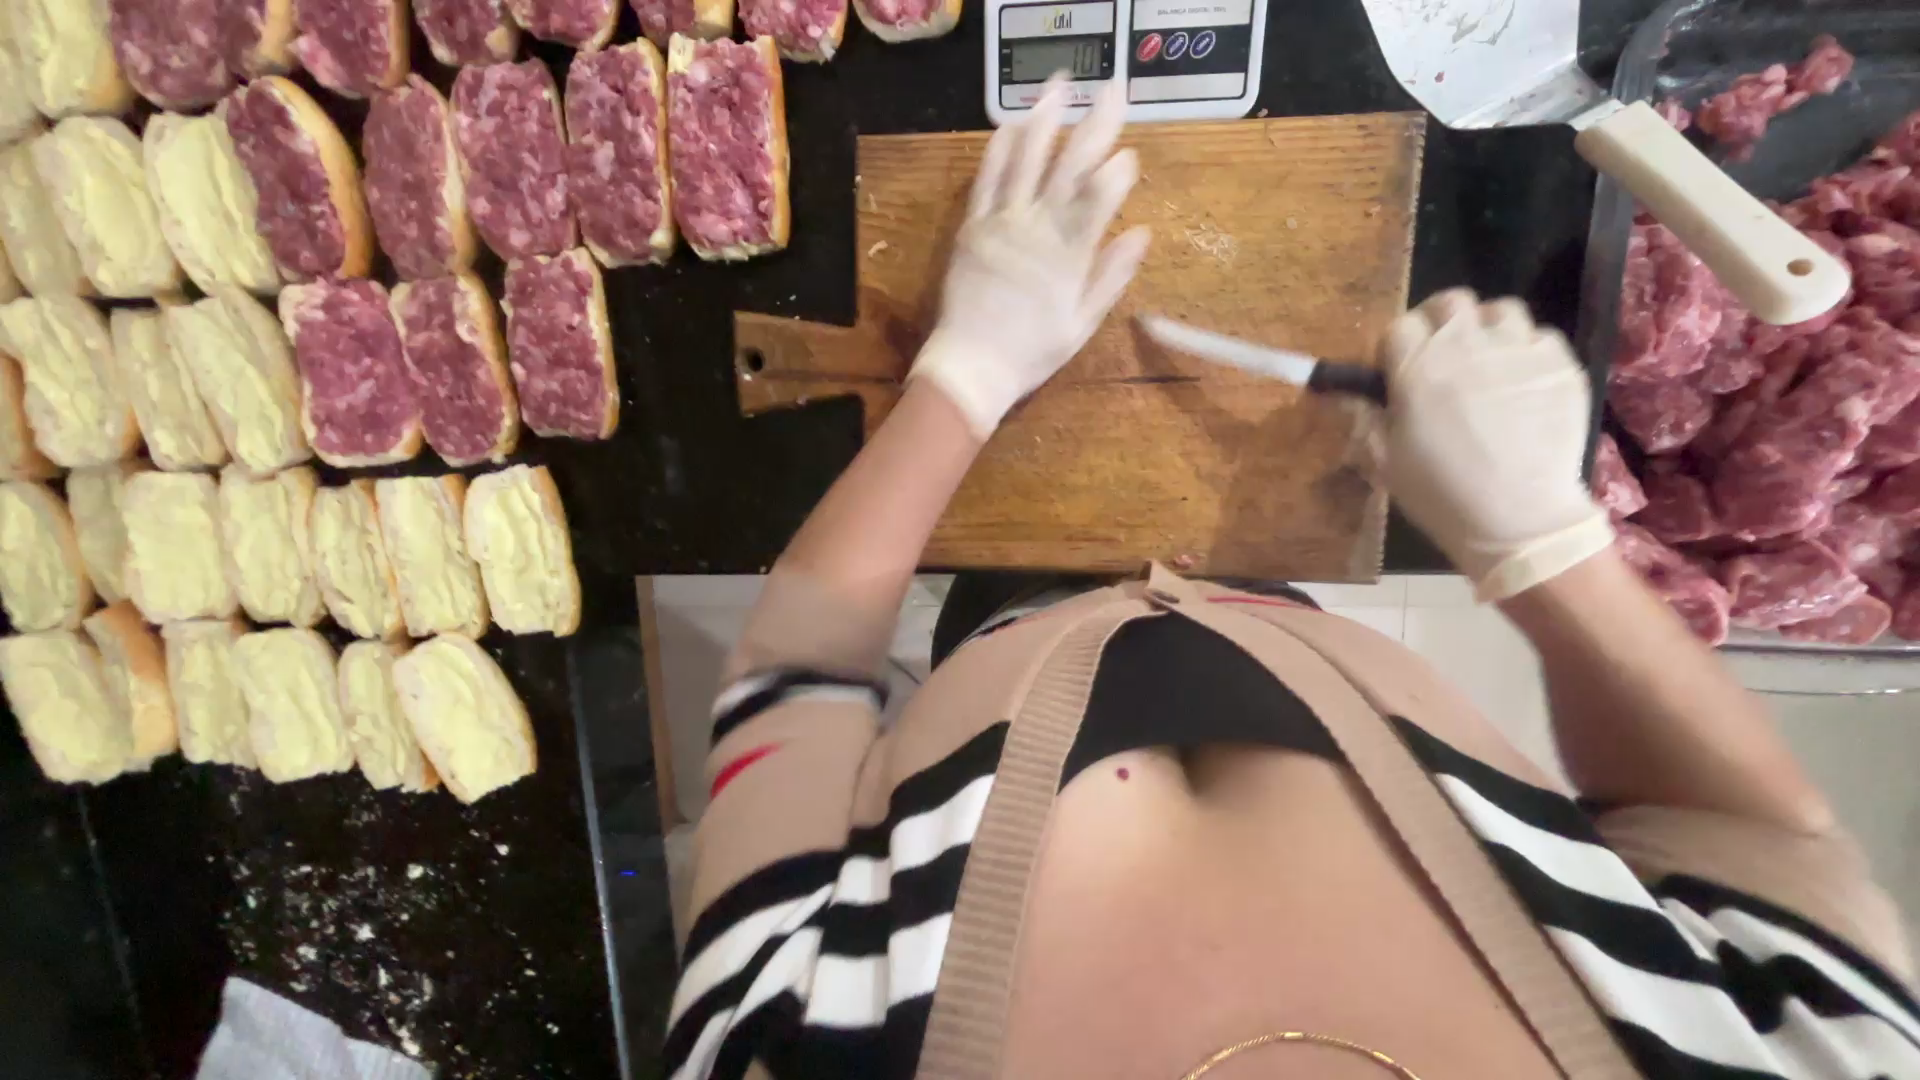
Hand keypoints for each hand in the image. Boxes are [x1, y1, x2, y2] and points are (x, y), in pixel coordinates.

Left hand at [908, 76, 1152, 438]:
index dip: (1116, 172)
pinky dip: (1000, 148)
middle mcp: (1036, 229)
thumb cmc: (1031, 352)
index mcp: (1068, 256)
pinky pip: (986, 178)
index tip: (1131, 154)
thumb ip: (1110, 276)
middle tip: (1114, 89)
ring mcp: (1000, 223)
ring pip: (1025, 160)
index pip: (1099, 198)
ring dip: (1045, 118)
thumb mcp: (1081, 324)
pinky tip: (1012, 124)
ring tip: (1060, 85)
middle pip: (1069, 166)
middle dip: (1095, 124)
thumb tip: (1142, 233)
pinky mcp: (972, 226)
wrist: (970, 366)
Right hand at [1380, 288, 1612, 600]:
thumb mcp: (1384, 459)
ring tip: (1484, 359)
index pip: (1398, 326)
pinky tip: (1519, 381)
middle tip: (1438, 353)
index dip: (1395, 344)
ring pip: (1499, 310)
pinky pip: (1539, 336)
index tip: (1396, 367)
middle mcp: (1466, 348)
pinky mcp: (1559, 364)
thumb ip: (1369, 417)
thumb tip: (1352, 395)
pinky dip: (1524, 351)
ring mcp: (1518, 351)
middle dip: (1438, 321)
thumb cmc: (1438, 493)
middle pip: (1449, 302)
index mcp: (1416, 370)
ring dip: (1485, 328)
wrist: (1517, 517)